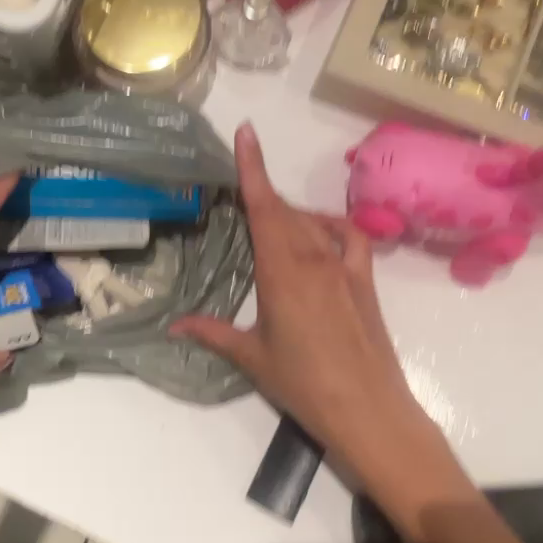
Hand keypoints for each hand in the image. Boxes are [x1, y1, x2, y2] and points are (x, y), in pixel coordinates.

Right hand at [171, 124, 426, 463]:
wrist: (368, 410)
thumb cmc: (303, 384)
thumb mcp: (251, 357)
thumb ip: (211, 333)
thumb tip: (174, 326)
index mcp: (282, 271)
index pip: (264, 207)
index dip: (252, 168)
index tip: (246, 132)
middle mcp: (314, 258)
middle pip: (285, 211)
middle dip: (262, 196)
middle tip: (237, 196)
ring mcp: (344, 267)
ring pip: (312, 222)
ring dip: (290, 214)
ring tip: (270, 225)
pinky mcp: (364, 280)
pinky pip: (349, 236)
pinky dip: (330, 225)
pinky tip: (318, 235)